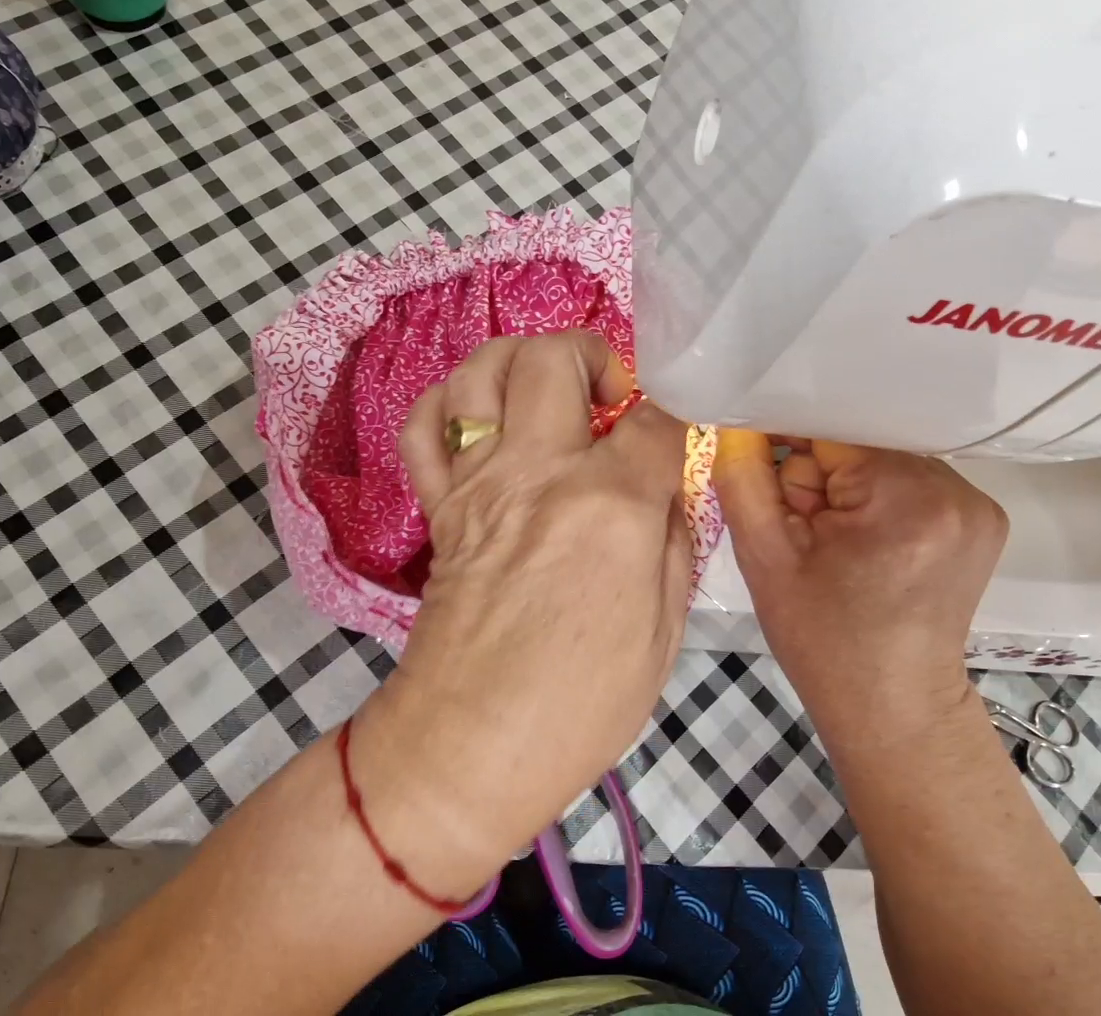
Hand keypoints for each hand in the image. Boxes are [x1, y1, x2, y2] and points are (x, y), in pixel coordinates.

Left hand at [347, 332, 692, 897]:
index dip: (678, 407)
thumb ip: (672, 542)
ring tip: (548, 397)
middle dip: (594, 356)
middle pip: (553, 358)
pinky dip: (448, 404)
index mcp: (609, 505)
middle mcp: (538, 473)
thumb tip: (665, 488)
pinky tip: (481, 423)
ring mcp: (477, 484)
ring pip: (480, 371)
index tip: (679, 425)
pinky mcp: (437, 507)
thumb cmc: (581, 706)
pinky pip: (422, 428)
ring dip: (520, 362)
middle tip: (610, 403)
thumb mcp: (664, 633)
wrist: (470, 745)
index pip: (656, 415)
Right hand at [712, 431, 1006, 723]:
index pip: (828, 430)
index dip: (789, 454)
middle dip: (822, 478)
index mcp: (906, 497)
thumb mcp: (763, 557)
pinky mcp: (984, 518)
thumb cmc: (822, 640)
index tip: (772, 492)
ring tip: (838, 547)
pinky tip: (868, 547)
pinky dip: (880, 502)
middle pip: (859, 444)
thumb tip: (735, 423)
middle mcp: (956, 488)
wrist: (892, 706)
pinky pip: (911, 482)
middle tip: (808, 537)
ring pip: (883, 460)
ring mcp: (978, 503)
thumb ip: (743, 477)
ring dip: (850, 490)